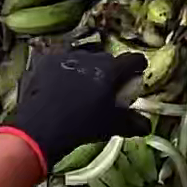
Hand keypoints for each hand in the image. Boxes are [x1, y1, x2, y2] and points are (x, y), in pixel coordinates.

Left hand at [0, 49, 146, 170]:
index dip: (137, 66)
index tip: (137, 72)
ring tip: (79, 86)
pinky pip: (58, 64)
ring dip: (84, 68)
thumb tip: (147, 127)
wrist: (39, 129)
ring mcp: (63, 57)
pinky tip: (57, 88)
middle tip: (106, 86)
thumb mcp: (111, 127)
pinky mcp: (42, 63)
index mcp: (109, 69)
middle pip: (105, 58)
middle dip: (109, 69)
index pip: (132, 59)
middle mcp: (88, 57)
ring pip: (80, 58)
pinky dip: (61, 73)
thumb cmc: (82, 126)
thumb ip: (132, 123)